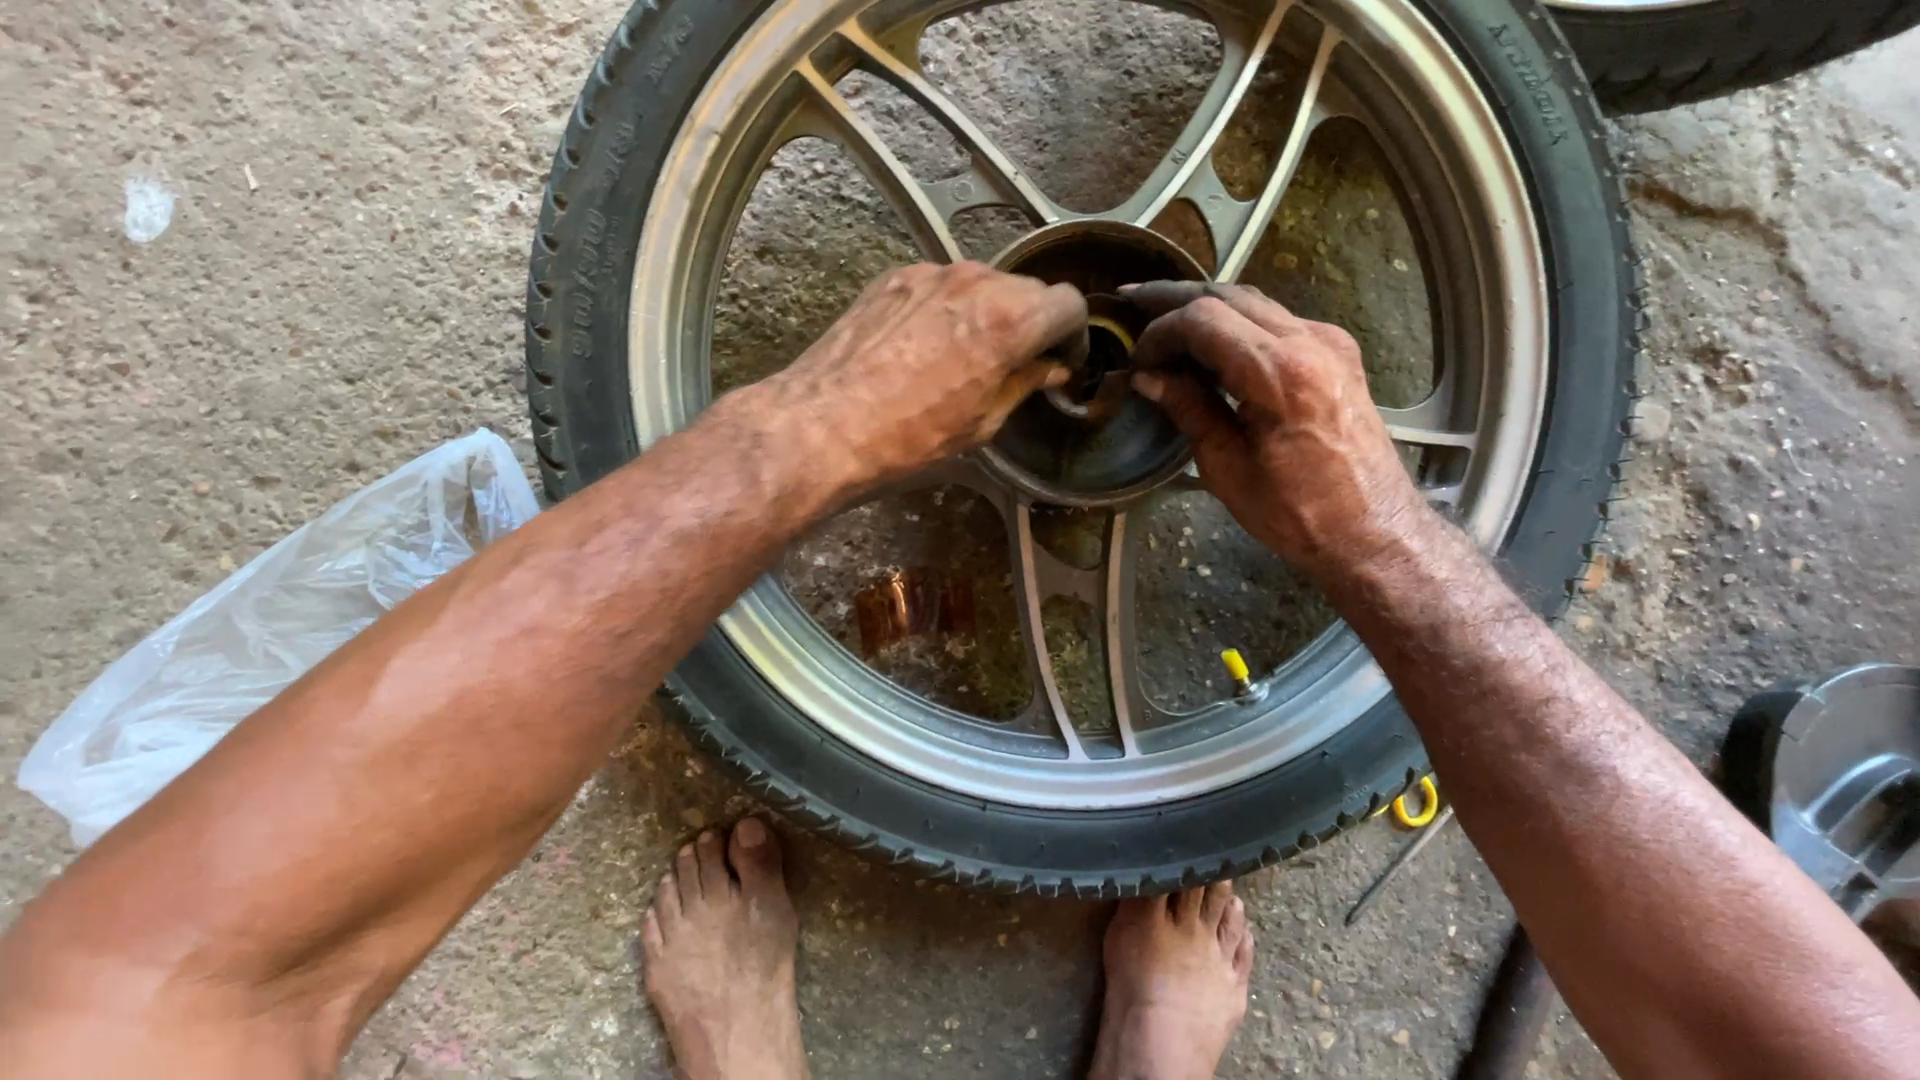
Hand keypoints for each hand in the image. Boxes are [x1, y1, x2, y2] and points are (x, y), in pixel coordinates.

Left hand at [746, 262, 1084, 492]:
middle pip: (1026, 290)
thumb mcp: (982, 422)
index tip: (1062, 359)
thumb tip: (1052, 369)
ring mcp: (930, 274)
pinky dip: (948, 309)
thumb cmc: (909, 436)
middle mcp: (975, 282)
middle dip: (1031, 323)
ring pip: (981, 285)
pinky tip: (926, 347)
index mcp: (1009, 319)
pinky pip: (940, 286)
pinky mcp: (894, 278)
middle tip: (1017, 363)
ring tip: (965, 357)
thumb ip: (1025, 383)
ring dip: (988, 314)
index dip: (1073, 334)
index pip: (1068, 303)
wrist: (825, 424)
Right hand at [1124, 282, 1431, 576]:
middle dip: (1175, 298)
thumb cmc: (1297, 514)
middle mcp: (1310, 342)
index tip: (1136, 361)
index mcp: (1280, 374)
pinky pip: (1276, 320)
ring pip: (1254, 302)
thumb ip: (1190, 410)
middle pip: (1229, 296)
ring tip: (1161, 314)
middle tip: (1132, 300)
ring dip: (1205, 306)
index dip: (1160, 332)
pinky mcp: (1337, 354)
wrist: (1374, 530)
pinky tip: (1209, 340)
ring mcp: (1329, 343)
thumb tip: (1147, 378)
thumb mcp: (1227, 468)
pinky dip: (1236, 322)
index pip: (1203, 320)